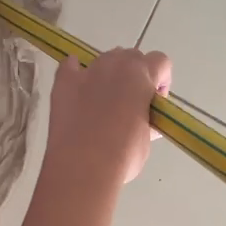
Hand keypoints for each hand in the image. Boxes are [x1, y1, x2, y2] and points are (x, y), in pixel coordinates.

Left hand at [43, 49, 170, 186]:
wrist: (83, 167)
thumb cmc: (122, 157)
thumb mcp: (145, 141)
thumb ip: (148, 122)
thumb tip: (147, 122)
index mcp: (141, 76)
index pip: (161, 62)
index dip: (162, 81)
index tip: (156, 102)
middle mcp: (115, 64)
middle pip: (132, 57)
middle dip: (135, 77)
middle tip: (131, 106)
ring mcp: (88, 70)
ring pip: (105, 61)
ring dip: (109, 76)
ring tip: (103, 104)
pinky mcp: (64, 81)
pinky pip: (71, 66)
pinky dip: (76, 73)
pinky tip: (78, 90)